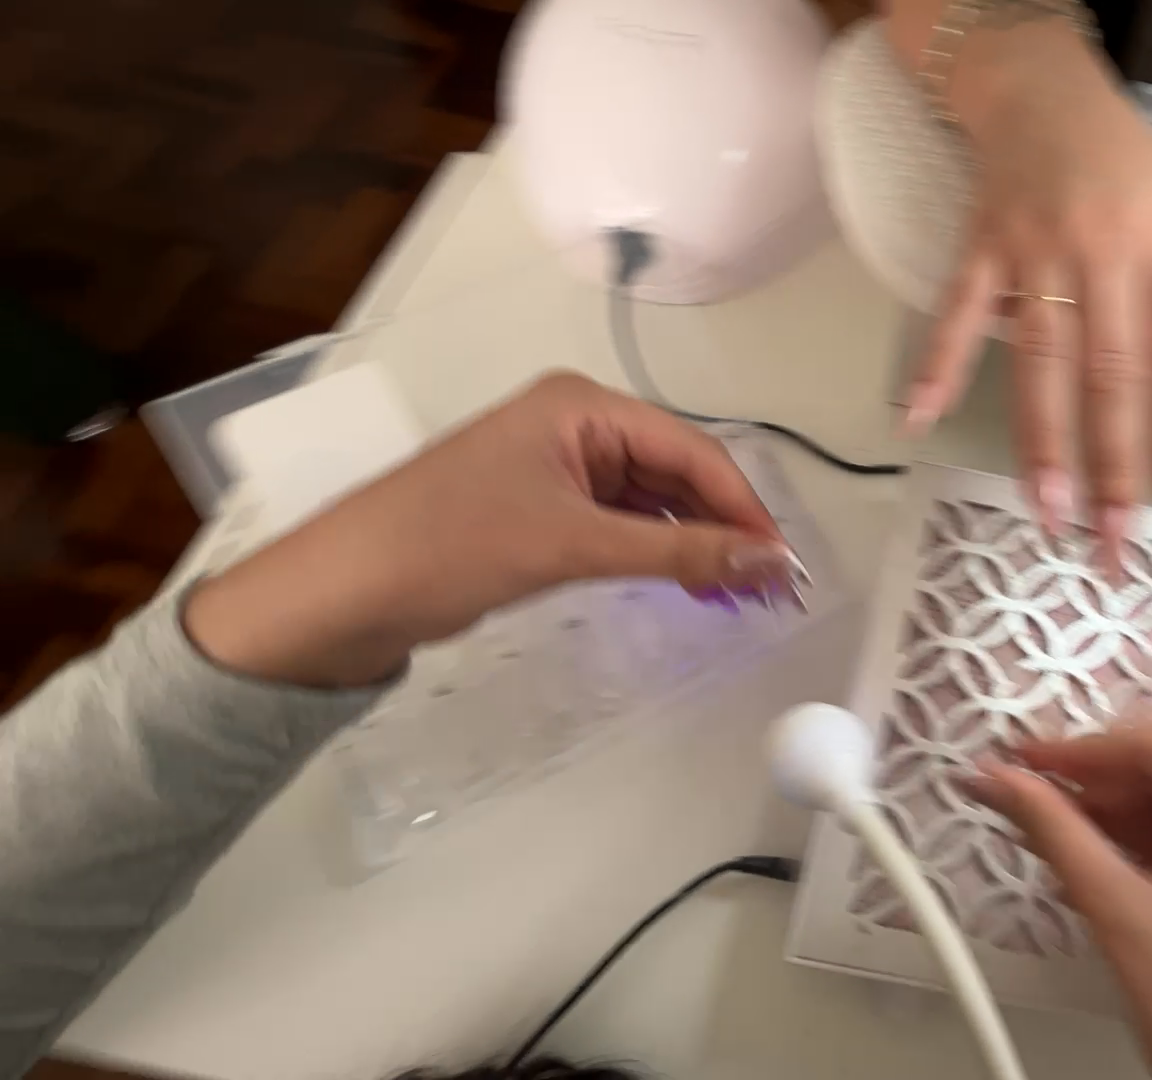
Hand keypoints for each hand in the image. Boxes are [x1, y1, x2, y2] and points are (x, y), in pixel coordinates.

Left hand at [185, 372, 799, 686]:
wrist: (336, 596)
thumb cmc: (450, 546)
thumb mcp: (574, 545)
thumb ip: (680, 553)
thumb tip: (769, 563)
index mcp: (584, 408)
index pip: (692, 452)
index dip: (743, 506)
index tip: (780, 559)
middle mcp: (582, 427)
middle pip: (679, 475)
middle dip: (725, 527)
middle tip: (768, 583)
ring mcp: (569, 467)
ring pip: (660, 503)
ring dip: (699, 544)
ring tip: (739, 591)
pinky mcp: (556, 506)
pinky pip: (631, 524)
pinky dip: (664, 553)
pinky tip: (693, 583)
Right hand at [897, 19, 1151, 567]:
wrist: (1044, 89)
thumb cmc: (1126, 168)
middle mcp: (1106, 255)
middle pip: (1113, 378)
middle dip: (1115, 469)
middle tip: (1112, 544)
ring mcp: (1037, 251)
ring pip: (1042, 360)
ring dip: (1043, 445)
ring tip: (1048, 516)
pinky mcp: (980, 247)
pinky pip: (956, 312)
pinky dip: (936, 365)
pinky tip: (918, 421)